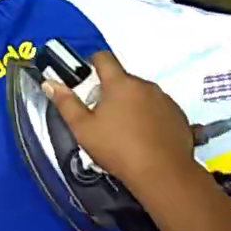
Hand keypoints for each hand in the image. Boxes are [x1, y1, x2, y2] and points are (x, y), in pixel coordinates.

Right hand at [43, 51, 205, 198]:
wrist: (161, 172)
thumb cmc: (117, 148)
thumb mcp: (83, 128)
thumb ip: (66, 103)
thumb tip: (50, 83)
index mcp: (120, 84)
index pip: (104, 58)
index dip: (92, 62)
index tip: (86, 76)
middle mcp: (146, 86)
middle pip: (123, 80)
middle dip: (111, 91)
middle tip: (100, 115)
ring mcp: (166, 100)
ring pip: (142, 95)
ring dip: (132, 104)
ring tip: (124, 129)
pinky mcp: (179, 116)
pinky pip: (160, 110)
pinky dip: (150, 117)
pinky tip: (145, 137)